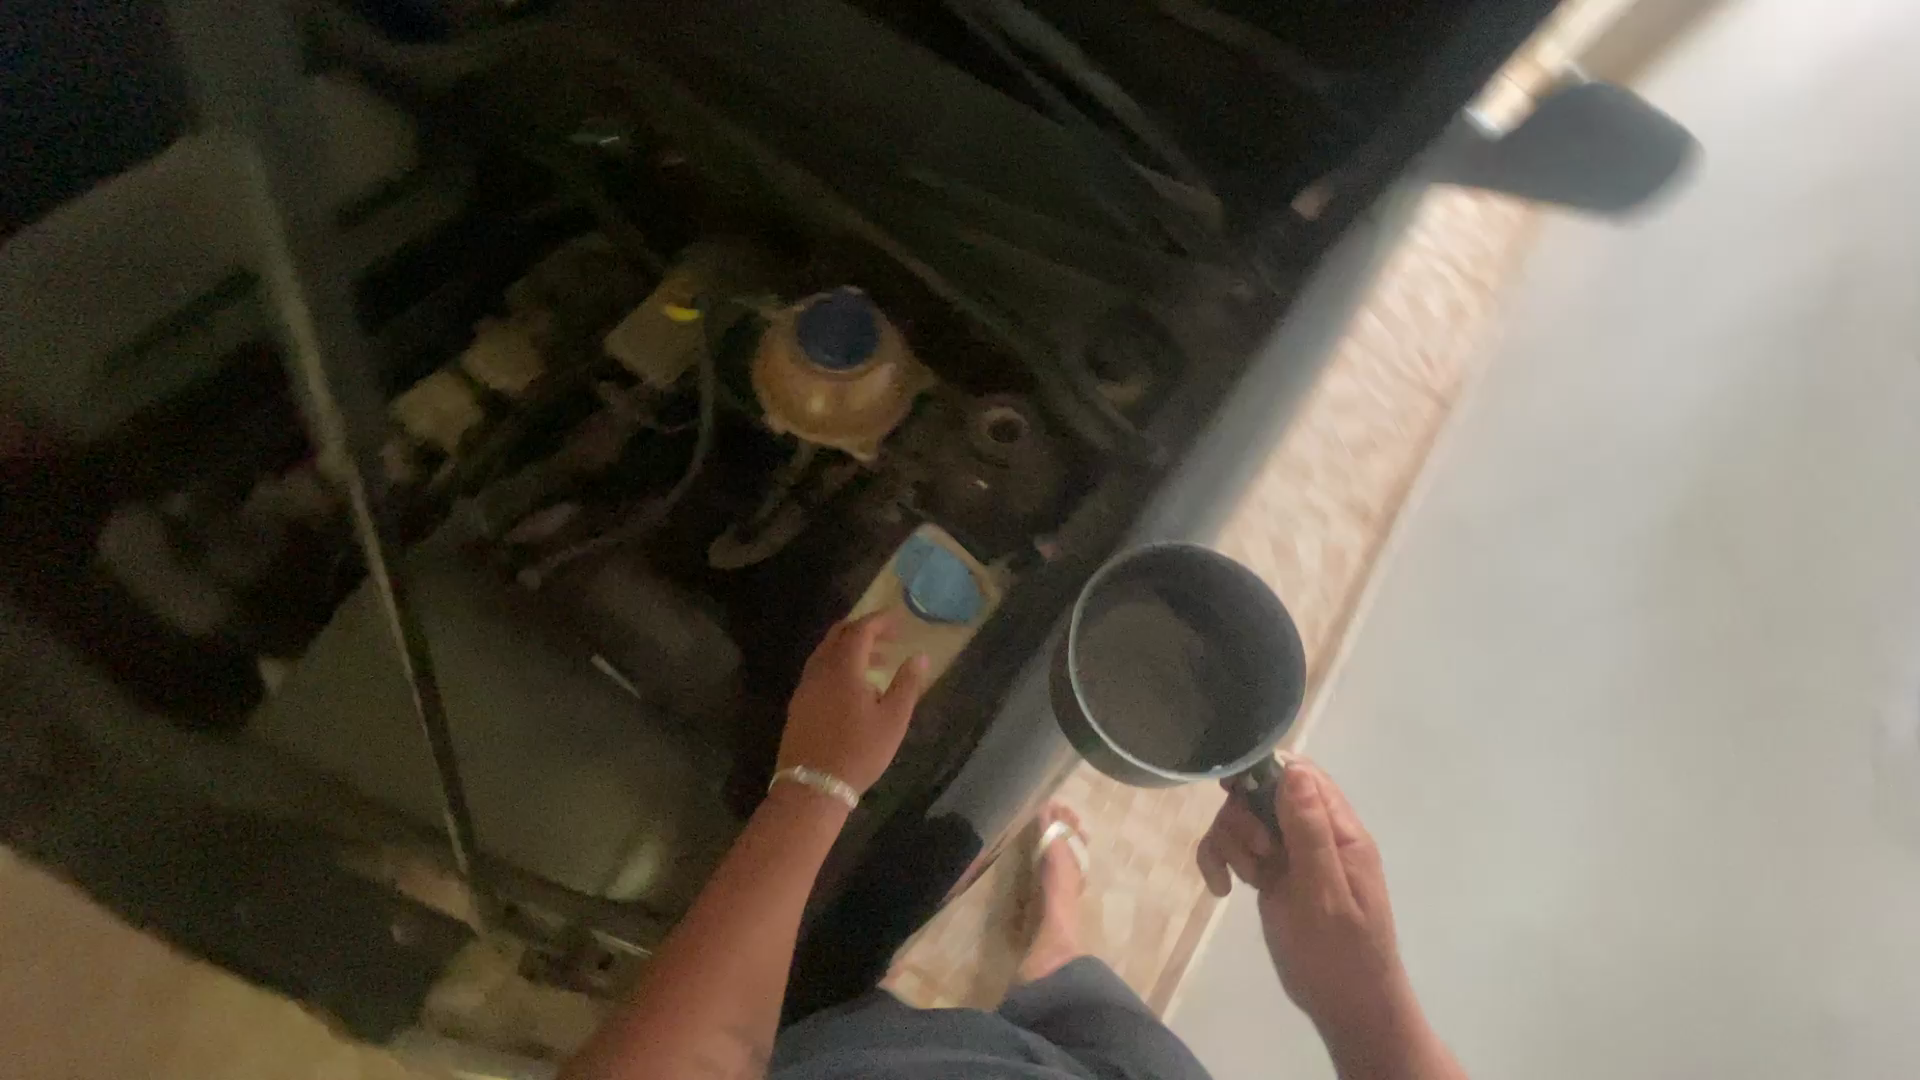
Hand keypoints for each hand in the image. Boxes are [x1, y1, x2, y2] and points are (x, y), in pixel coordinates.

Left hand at [780, 612, 928, 795]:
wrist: (813, 786)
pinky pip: (819, 670)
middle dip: (863, 630)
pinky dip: (838, 665)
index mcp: (843, 669)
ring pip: (826, 653)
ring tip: (877, 662)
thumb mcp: (893, 719)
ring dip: (850, 649)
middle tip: (888, 637)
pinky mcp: (799, 704)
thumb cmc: (859, 751)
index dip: (879, 621)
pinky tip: (854, 687)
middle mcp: (820, 670)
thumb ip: (907, 684)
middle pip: (838, 635)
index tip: (898, 621)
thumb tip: (920, 656)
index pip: (860, 631)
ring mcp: (805, 687)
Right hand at [1197, 758, 1413, 1047]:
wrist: (1346, 1011)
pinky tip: (1220, 889)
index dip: (1263, 772)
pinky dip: (1218, 862)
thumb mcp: (1326, 893)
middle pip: (1261, 793)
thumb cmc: (1343, 955)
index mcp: (1340, 831)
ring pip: (1240, 819)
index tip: (1233, 789)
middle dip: (1243, 818)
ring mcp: (1289, 854)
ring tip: (1244, 879)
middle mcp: (1314, 834)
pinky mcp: (1268, 873)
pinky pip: (1231, 849)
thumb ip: (1309, 830)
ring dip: (1229, 844)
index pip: (1302, 774)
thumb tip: (1293, 768)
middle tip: (1256, 855)